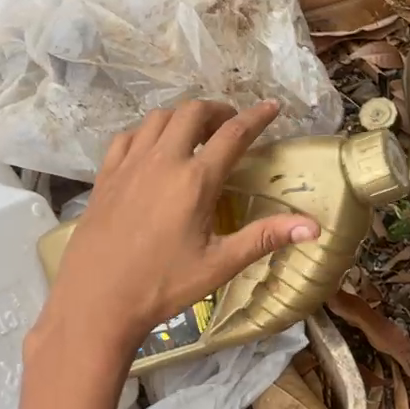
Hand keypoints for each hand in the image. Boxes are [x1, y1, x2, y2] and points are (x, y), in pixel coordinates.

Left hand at [38, 99, 318, 353]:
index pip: (233, 134)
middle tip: (232, 124)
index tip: (272, 107)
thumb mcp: (220, 265)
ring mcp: (129, 165)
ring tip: (196, 133)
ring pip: (158, 118)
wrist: (95, 301)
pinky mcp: (106, 176)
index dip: (257, 117)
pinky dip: (148, 131)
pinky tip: (154, 149)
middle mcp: (162, 161)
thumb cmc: (163, 286)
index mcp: (195, 181)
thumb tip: (314, 226)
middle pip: (192, 112)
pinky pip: (128, 136)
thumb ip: (265, 238)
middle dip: (217, 111)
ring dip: (183, 116)